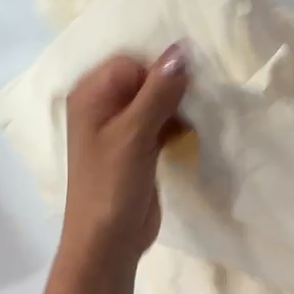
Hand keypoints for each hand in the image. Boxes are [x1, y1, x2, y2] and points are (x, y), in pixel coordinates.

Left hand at [60, 46, 190, 265]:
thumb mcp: (134, 134)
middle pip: (144, 81)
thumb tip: (182, 51)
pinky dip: (177, 127)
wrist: (107, 242)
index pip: (131, 63)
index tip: (188, 87)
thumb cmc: (111, 186)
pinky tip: (195, 132)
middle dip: (172, 87)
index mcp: (91, 96)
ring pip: (155, 104)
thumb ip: (158, 92)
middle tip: (202, 98)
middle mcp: (103, 109)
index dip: (159, 72)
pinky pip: (160, 126)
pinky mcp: (139, 153)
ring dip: (178, 108)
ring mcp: (121, 132)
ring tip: (202, 115)